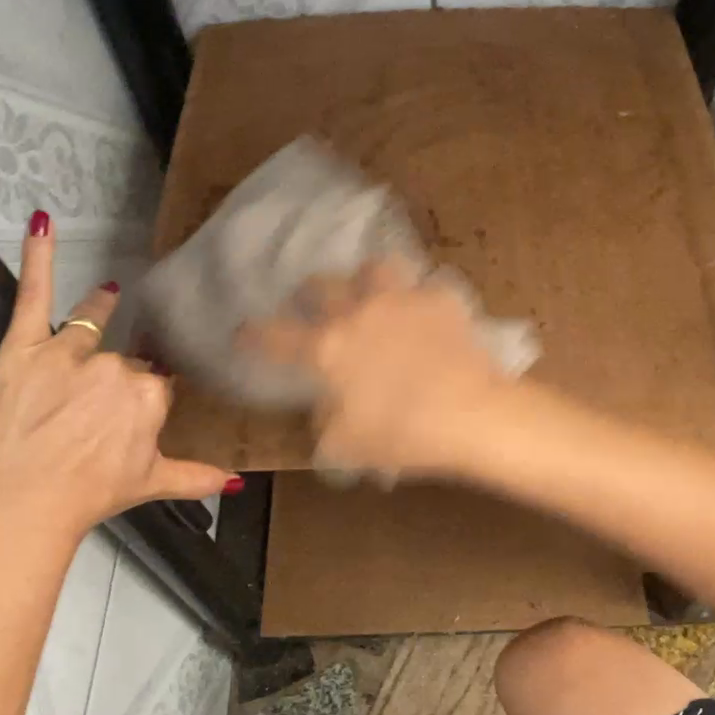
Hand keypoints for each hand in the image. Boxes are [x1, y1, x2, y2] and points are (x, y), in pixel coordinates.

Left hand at [0, 215, 234, 541]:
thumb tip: (238, 482)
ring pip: (92, 324)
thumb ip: (197, 476)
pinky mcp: (25, 347)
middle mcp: (115, 367)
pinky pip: (35, 297)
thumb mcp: (151, 483)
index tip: (136, 412)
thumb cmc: (93, 494)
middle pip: (125, 360)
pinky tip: (42, 222)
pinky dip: (39, 258)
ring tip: (111, 292)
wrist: (25, 503)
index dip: (146, 398)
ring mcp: (69, 352)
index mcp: (149, 395)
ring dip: (103, 308)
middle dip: (119, 377)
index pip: (155, 383)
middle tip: (99, 408)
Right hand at [246, 262, 510, 477]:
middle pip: (321, 285)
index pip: (276, 337)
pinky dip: (421, 297)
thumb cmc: (404, 437)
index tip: (242, 331)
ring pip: (374, 268)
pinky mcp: (442, 300)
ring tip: (372, 290)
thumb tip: (328, 409)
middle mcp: (358, 314)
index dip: (253, 334)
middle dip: (308, 291)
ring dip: (366, 278)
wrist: (472, 415)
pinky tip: (427, 310)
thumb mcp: (349, 447)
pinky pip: (425, 286)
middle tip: (310, 299)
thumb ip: (327, 424)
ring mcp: (402, 300)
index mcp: (328, 350)